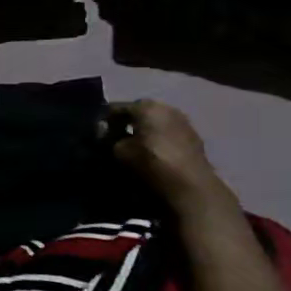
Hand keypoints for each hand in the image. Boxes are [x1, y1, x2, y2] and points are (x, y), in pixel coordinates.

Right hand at [109, 100, 224, 202]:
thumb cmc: (150, 161)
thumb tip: (104, 132)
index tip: (96, 131)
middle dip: (125, 122)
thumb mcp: (118, 150)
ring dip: (143, 130)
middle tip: (113, 136)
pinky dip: (157, 138)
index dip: (104, 119)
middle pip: (139, 111)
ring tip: (131, 145)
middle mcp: (167, 108)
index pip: (116, 107)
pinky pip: (168, 132)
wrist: (190, 184)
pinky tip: (150, 151)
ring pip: (155, 121)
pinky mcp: (194, 138)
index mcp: (147, 106)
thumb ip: (108, 137)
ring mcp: (184, 122)